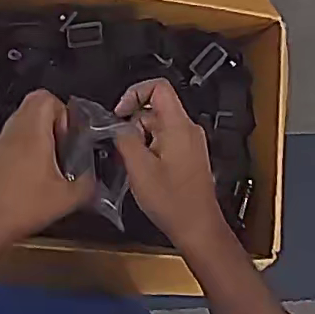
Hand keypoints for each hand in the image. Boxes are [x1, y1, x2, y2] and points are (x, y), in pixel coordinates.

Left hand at [0, 89, 92, 254]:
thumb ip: (89, 185)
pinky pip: (13, 140)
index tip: (68, 138)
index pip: (46, 97)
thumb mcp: (67, 199)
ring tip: (49, 165)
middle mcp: (13, 132)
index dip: (63, 113)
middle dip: (54, 123)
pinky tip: (32, 178)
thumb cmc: (22, 207)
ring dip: (40, 136)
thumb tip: (94, 179)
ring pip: (23, 122)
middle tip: (62, 149)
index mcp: (31, 133)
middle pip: (34, 106)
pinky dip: (26, 150)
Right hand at [112, 79, 230, 248]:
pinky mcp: (189, 156)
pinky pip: (165, 141)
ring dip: (140, 140)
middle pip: (154, 109)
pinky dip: (150, 150)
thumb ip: (124, 140)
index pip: (158, 87)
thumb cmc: (174, 202)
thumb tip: (117, 127)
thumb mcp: (139, 168)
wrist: (197, 226)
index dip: (134, 94)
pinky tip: (145, 172)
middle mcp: (188, 130)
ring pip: (157, 127)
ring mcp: (190, 143)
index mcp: (179, 126)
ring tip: (135, 165)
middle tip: (124, 148)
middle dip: (133, 125)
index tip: (120, 113)